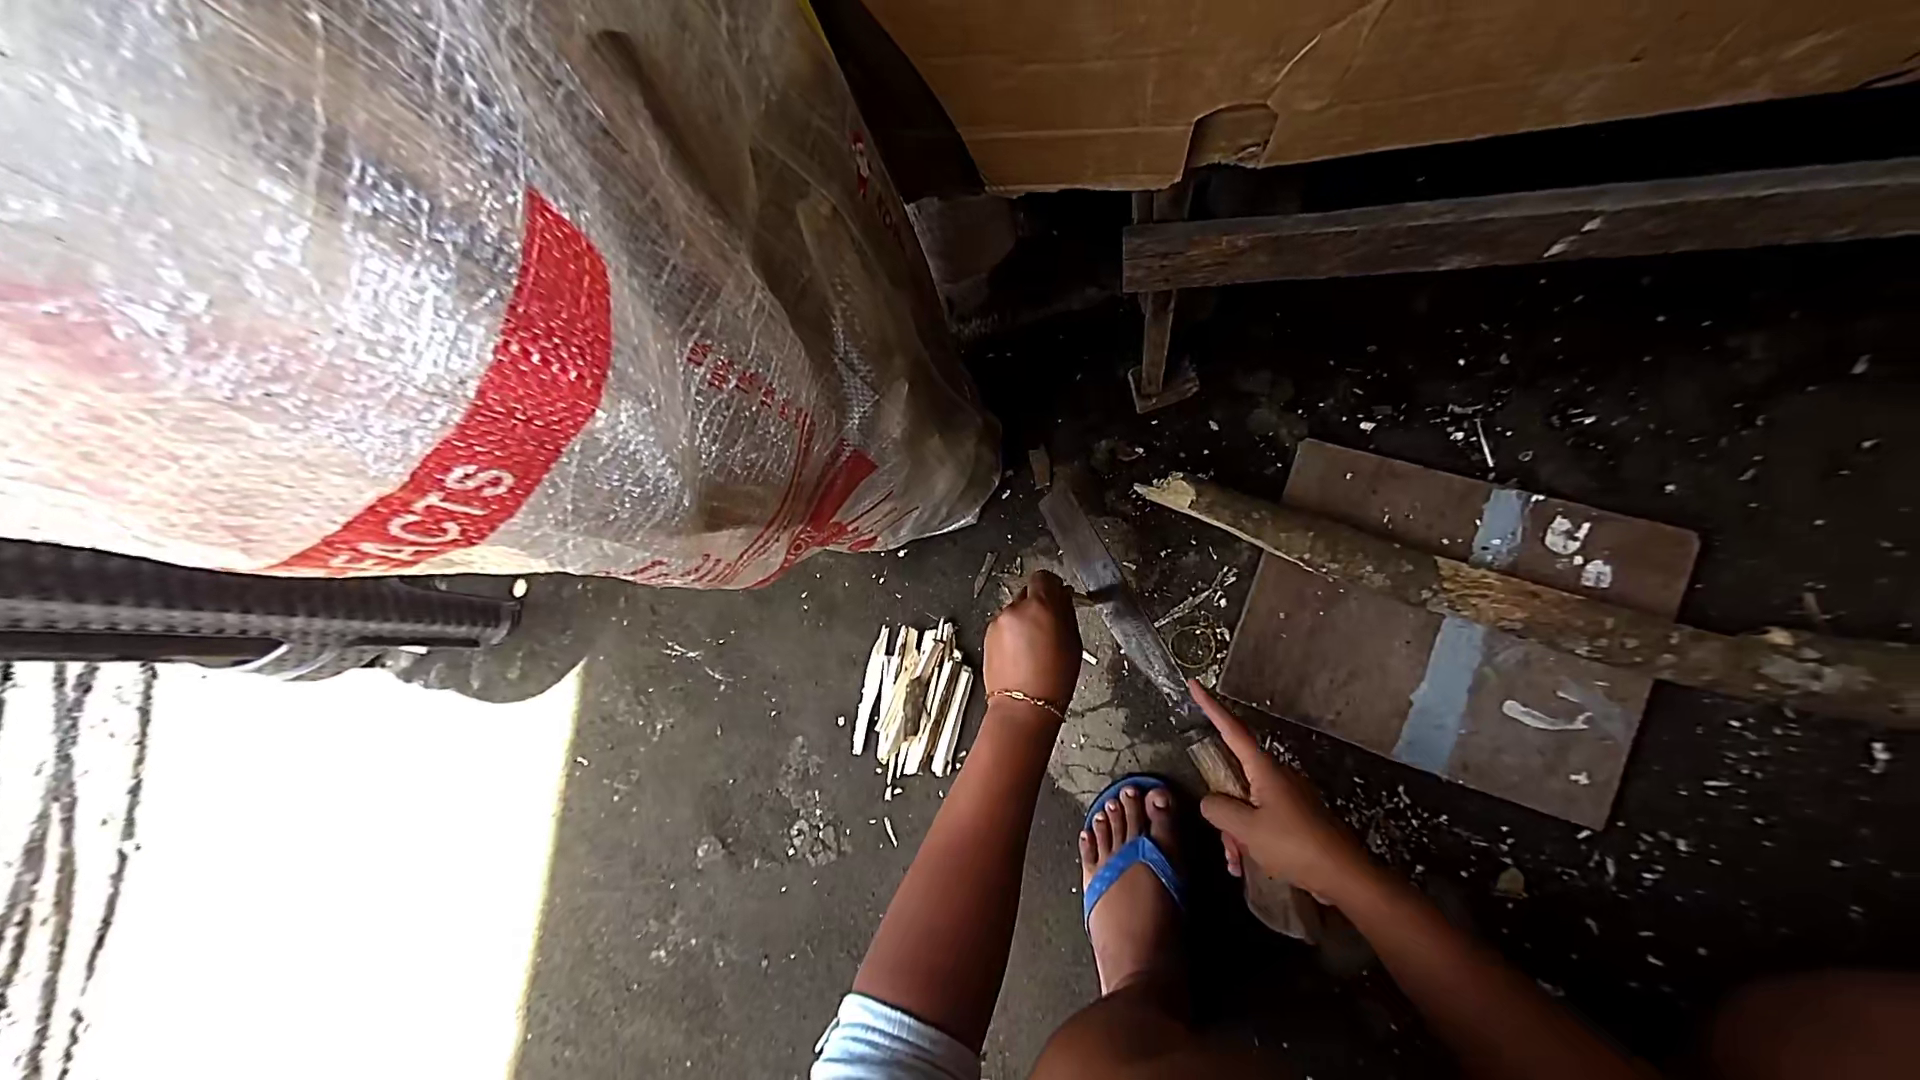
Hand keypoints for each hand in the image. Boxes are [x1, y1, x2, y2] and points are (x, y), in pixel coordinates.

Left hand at [983, 570, 1081, 714]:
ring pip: (1015, 610)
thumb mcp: (1073, 641)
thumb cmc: (1053, 679)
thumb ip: (1066, 612)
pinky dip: (1011, 634)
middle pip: (1028, 593)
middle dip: (1038, 605)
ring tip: (1034, 646)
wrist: (1024, 705)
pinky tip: (1021, 653)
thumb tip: (1063, 597)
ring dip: (1023, 621)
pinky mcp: (988, 634)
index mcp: (1042, 605)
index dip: (1051, 586)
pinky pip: (1004, 626)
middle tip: (1048, 626)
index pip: (1044, 577)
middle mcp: (1017, 608)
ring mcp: (1000, 621)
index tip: (1056, 594)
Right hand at [1189, 680, 1372, 902]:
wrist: (1348, 878)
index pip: (1231, 730)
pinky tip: (1248, 864)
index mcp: (1265, 770)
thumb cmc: (1296, 846)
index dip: (1210, 707)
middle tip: (1224, 840)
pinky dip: (1250, 838)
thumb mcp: (1246, 829)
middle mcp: (1276, 776)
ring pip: (1245, 803)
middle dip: (1222, 808)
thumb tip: (1210, 802)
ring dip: (1235, 831)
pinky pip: (1261, 818)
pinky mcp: (1296, 818)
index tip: (1195, 684)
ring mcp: (1288, 797)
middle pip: (1234, 778)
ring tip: (1237, 861)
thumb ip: (1218, 809)